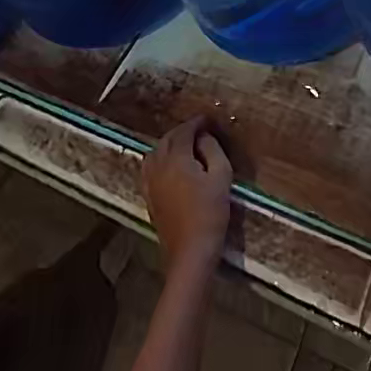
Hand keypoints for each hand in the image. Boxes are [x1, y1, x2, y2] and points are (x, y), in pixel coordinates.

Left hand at [143, 116, 233, 274]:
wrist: (190, 250)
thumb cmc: (211, 211)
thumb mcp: (221, 175)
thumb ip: (212, 150)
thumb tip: (204, 138)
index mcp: (176, 159)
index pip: (184, 132)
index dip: (196, 123)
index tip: (209, 120)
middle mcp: (158, 167)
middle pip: (166, 140)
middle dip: (182, 131)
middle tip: (201, 130)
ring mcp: (150, 183)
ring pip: (155, 153)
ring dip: (170, 144)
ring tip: (187, 145)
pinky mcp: (149, 197)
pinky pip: (150, 168)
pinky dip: (160, 159)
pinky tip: (171, 165)